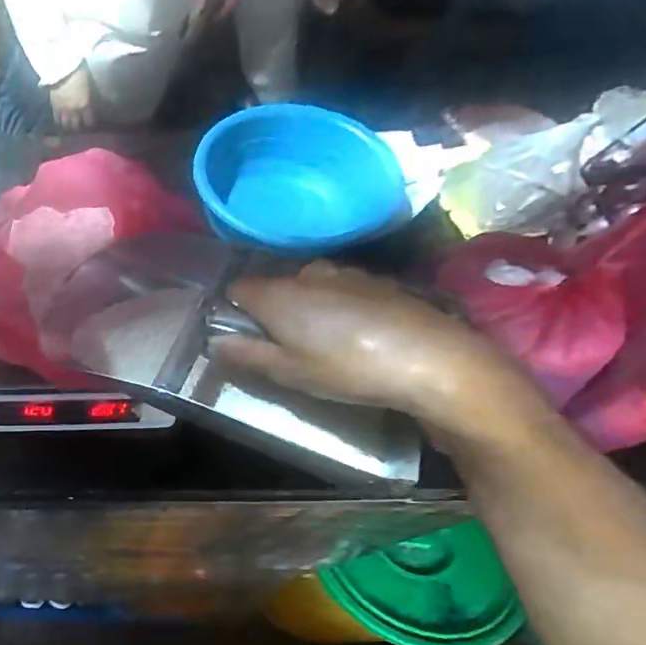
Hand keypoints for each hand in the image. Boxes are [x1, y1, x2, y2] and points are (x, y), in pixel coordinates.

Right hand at [49, 65, 96, 130]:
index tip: (89, 126)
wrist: (61, 69)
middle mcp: (75, 111)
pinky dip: (58, 121)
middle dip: (77, 128)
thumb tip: (86, 99)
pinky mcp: (54, 107)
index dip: (89, 124)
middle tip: (77, 129)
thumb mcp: (86, 83)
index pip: (88, 120)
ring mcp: (63, 110)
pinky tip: (59, 122)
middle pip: (76, 125)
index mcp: (85, 104)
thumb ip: (86, 94)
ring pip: (65, 124)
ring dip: (67, 126)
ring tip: (67, 127)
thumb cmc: (77, 71)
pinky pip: (56, 118)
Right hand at [213, 260, 540, 437]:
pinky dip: (334, 305)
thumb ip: (246, 354)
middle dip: (269, 309)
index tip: (241, 336)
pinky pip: (338, 288)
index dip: (233, 310)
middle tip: (280, 346)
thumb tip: (215, 342)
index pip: (237, 288)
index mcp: (278, 294)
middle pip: (273, 285)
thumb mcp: (288, 372)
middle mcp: (306, 272)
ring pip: (307, 285)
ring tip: (317, 341)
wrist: (430, 358)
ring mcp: (345, 272)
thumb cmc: (346, 368)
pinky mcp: (376, 280)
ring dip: (304, 306)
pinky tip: (351, 333)